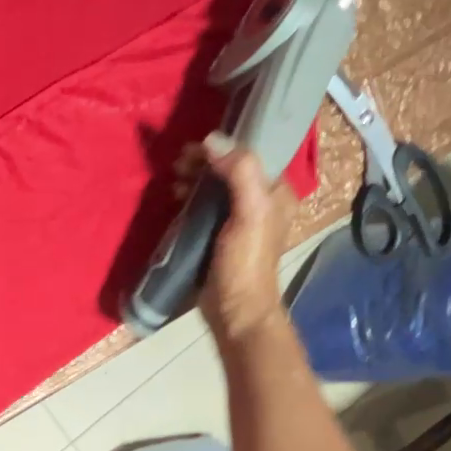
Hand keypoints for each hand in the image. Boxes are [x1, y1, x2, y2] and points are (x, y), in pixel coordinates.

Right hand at [190, 133, 297, 344]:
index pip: (251, 155)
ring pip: (215, 188)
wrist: (235, 311)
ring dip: (194, 181)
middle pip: (230, 170)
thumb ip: (239, 173)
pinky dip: (190, 200)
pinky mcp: (218, 237)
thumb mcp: (249, 213)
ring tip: (173, 184)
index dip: (223, 146)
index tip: (194, 148)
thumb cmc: (245, 263)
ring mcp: (238, 221)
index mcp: (276, 193)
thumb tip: (212, 140)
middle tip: (177, 166)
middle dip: (204, 163)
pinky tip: (176, 201)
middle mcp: (260, 203)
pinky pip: (204, 208)